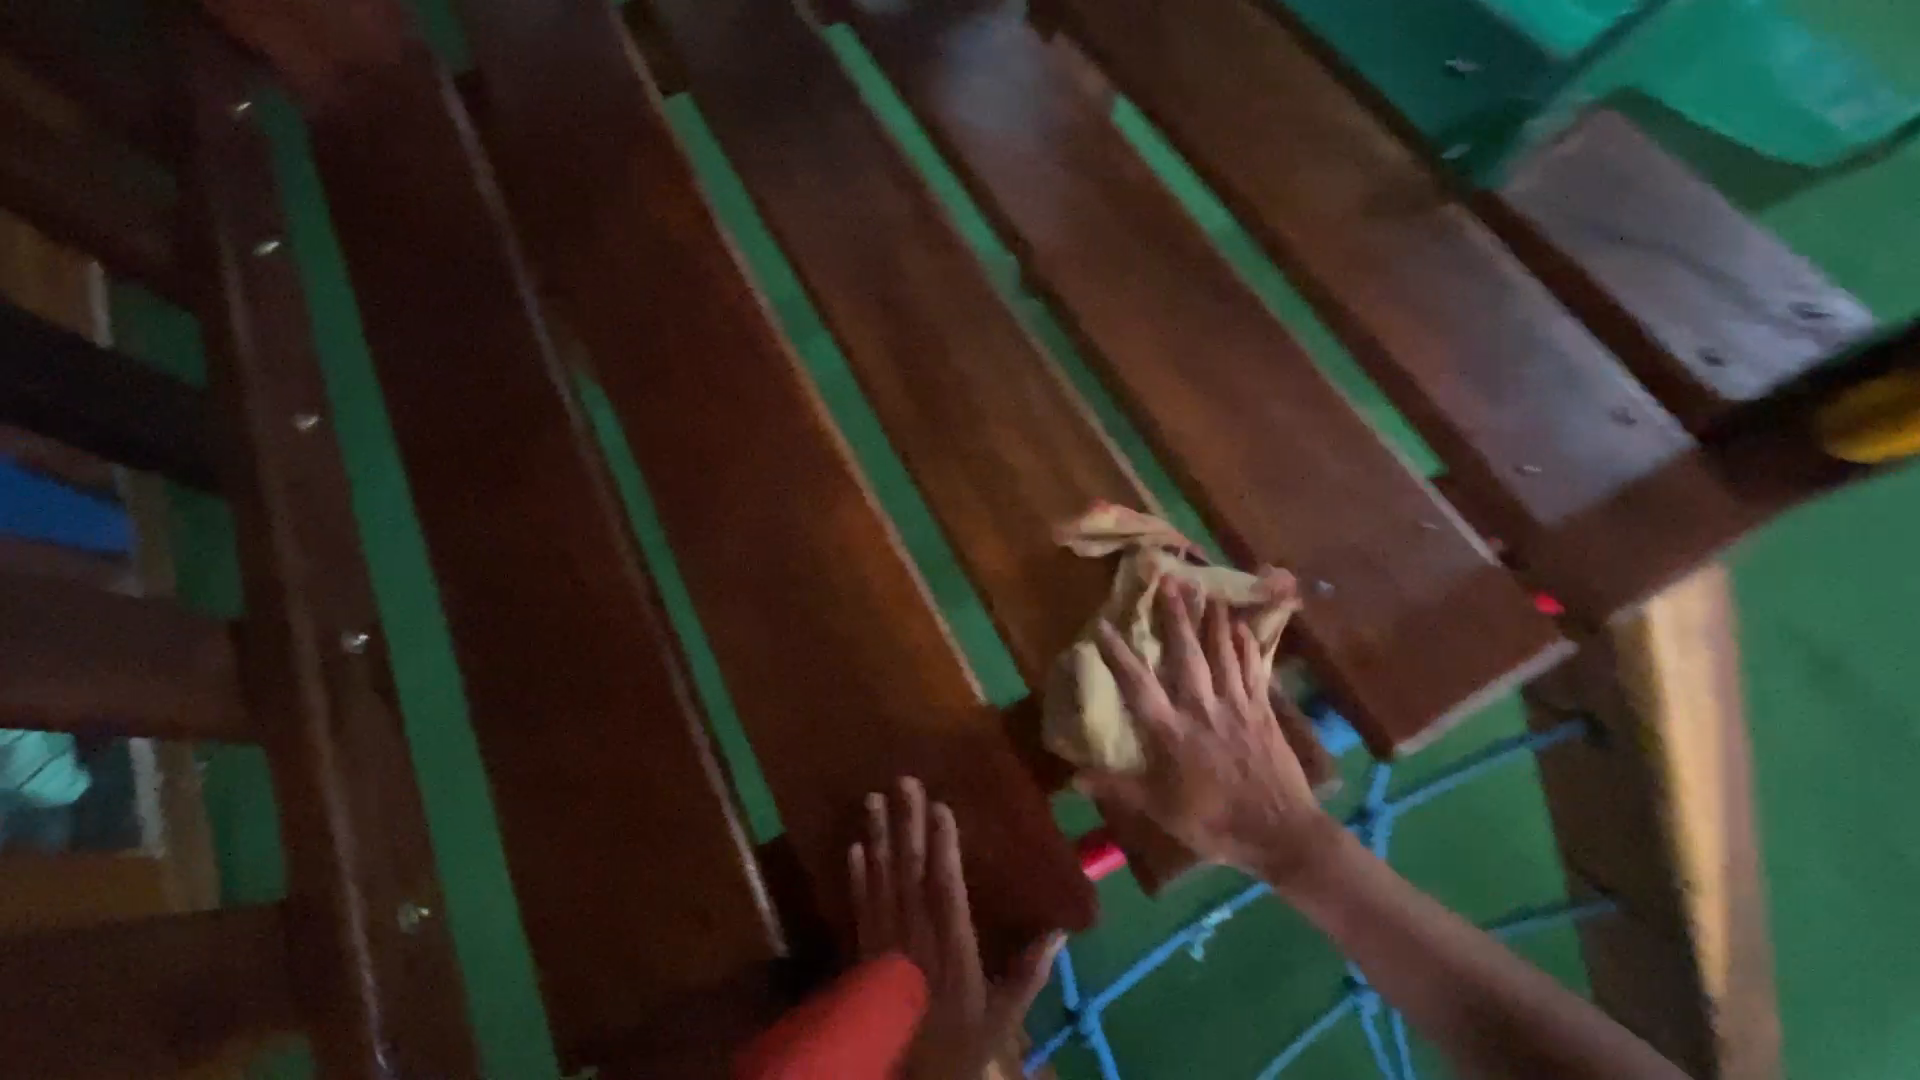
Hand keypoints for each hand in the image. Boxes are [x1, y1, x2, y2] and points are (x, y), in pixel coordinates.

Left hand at [850, 778, 1063, 1079]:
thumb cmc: (960, 1046)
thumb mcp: (1004, 1016)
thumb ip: (1029, 972)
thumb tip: (1059, 931)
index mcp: (951, 950)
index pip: (946, 888)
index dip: (942, 846)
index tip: (941, 807)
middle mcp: (915, 938)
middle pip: (909, 873)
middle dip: (907, 824)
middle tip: (904, 782)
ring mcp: (885, 945)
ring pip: (881, 882)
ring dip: (877, 838)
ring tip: (873, 799)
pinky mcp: (864, 956)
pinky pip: (860, 908)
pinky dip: (857, 877)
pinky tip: (854, 848)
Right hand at [1078, 580, 1339, 880]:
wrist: (1280, 833)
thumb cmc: (1213, 823)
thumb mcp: (1159, 810)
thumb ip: (1117, 787)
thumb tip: (1074, 777)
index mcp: (1171, 732)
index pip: (1138, 684)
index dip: (1119, 654)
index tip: (1104, 624)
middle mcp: (1202, 709)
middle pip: (1186, 654)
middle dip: (1176, 617)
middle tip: (1171, 581)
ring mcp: (1236, 707)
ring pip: (1222, 654)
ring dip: (1212, 620)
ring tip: (1208, 591)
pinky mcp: (1264, 712)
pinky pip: (1253, 670)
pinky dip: (1247, 646)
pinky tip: (1242, 628)